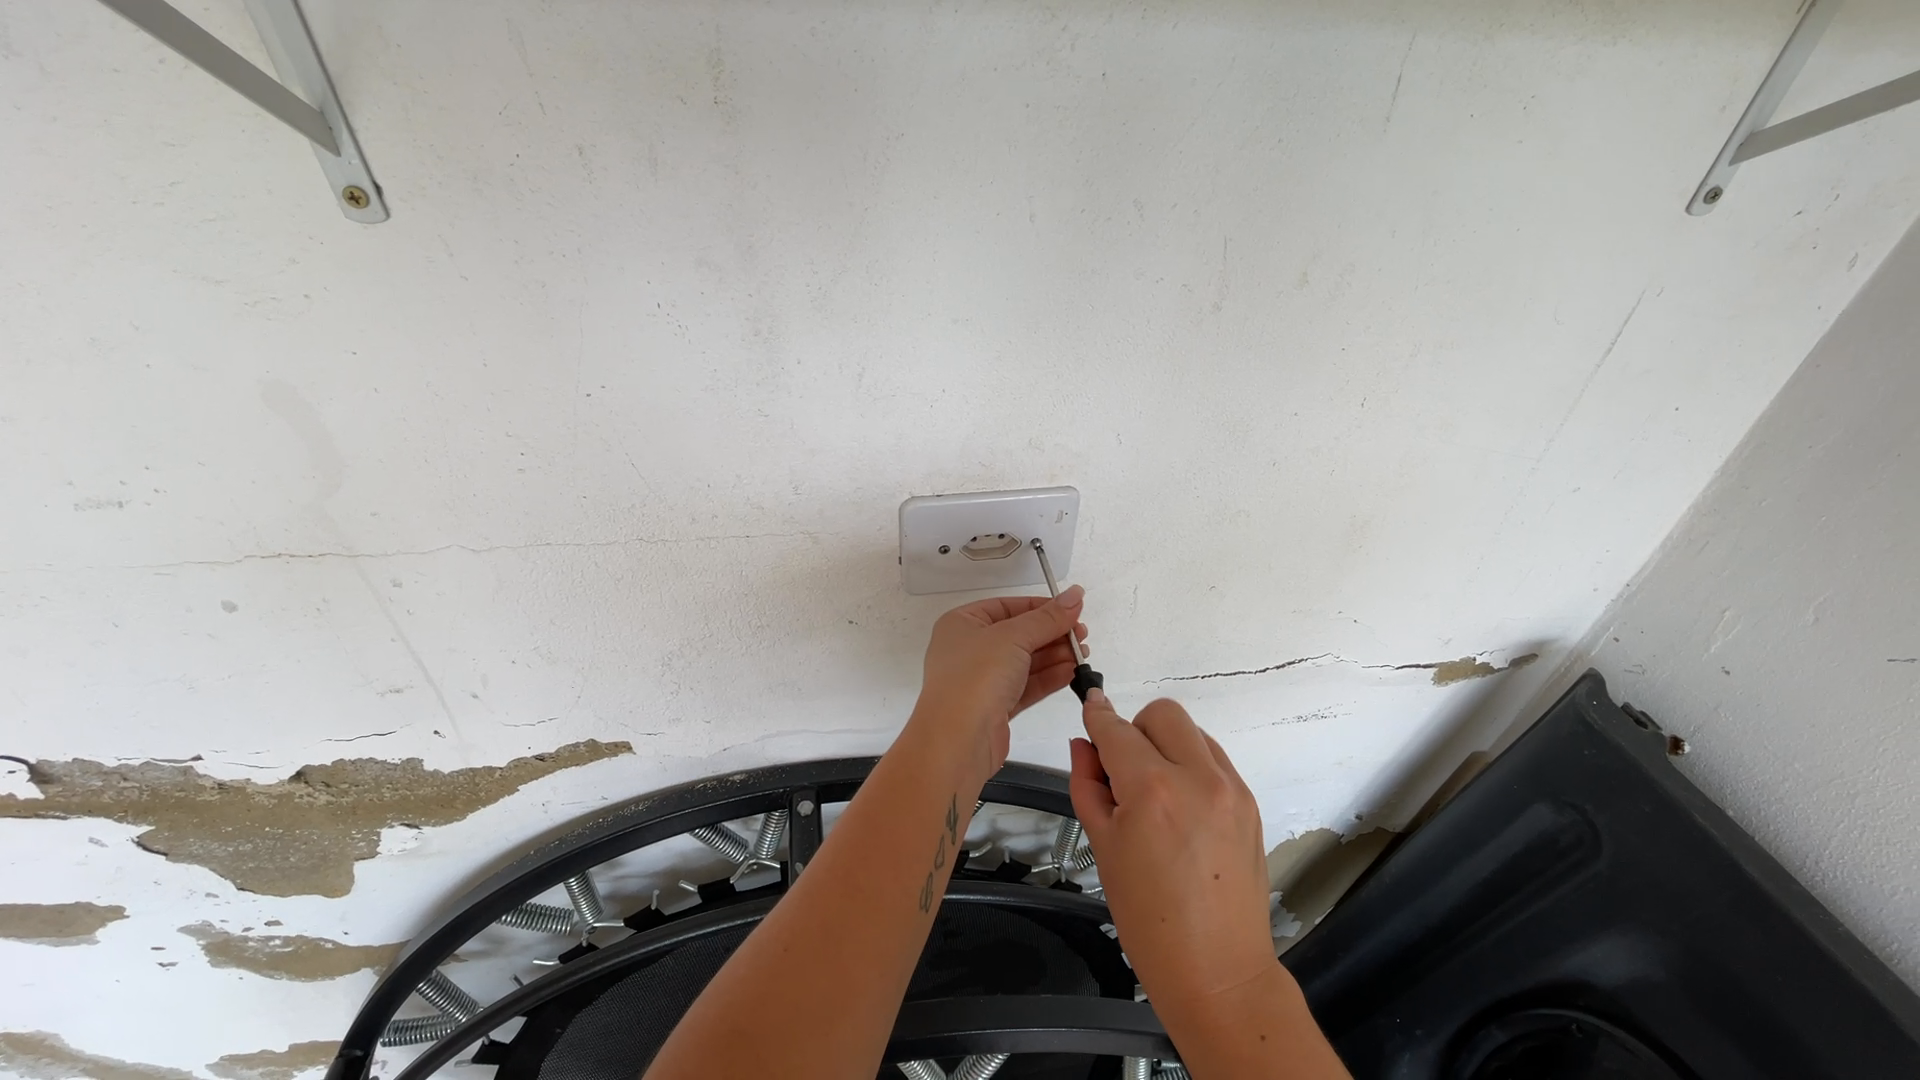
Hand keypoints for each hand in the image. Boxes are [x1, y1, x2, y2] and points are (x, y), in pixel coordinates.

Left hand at [911, 587, 1087, 778]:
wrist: (958, 739)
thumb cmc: (976, 676)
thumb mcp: (1013, 637)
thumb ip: (1048, 618)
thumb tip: (1075, 595)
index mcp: (962, 623)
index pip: (1007, 606)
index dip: (1040, 606)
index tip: (1072, 609)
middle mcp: (969, 649)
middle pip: (1018, 634)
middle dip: (1051, 634)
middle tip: (1082, 635)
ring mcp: (981, 680)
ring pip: (1024, 662)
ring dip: (1055, 656)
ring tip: (1082, 654)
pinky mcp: (995, 707)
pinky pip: (1026, 685)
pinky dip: (1049, 678)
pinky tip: (1072, 673)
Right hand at [1069, 692, 1275, 1014]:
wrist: (1217, 969)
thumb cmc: (1148, 919)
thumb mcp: (1102, 848)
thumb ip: (1088, 785)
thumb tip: (1084, 746)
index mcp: (1152, 791)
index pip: (1117, 729)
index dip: (1097, 716)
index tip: (1089, 706)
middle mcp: (1198, 778)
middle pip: (1163, 714)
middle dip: (1136, 729)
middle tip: (1123, 770)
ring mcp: (1231, 789)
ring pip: (1193, 733)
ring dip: (1167, 746)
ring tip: (1155, 795)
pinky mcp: (1250, 804)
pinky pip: (1215, 761)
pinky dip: (1192, 767)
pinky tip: (1182, 811)